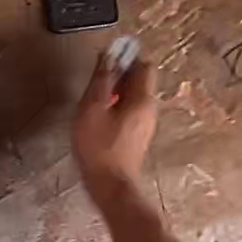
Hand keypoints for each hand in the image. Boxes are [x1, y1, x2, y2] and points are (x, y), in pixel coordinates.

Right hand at [73, 50, 157, 205]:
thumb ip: (101, 80)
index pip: (144, 66)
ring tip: (93, 101)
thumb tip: (108, 56)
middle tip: (95, 82)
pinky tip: (98, 119)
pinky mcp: (137, 137)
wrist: (110, 185)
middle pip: (140, 81)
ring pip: (134, 97)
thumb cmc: (98, 146)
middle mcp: (149, 109)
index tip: (106, 62)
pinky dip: (116, 108)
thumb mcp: (92, 108)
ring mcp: (145, 125)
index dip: (126, 59)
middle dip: (119, 76)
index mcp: (142, 99)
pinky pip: (130, 112)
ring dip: (116, 93)